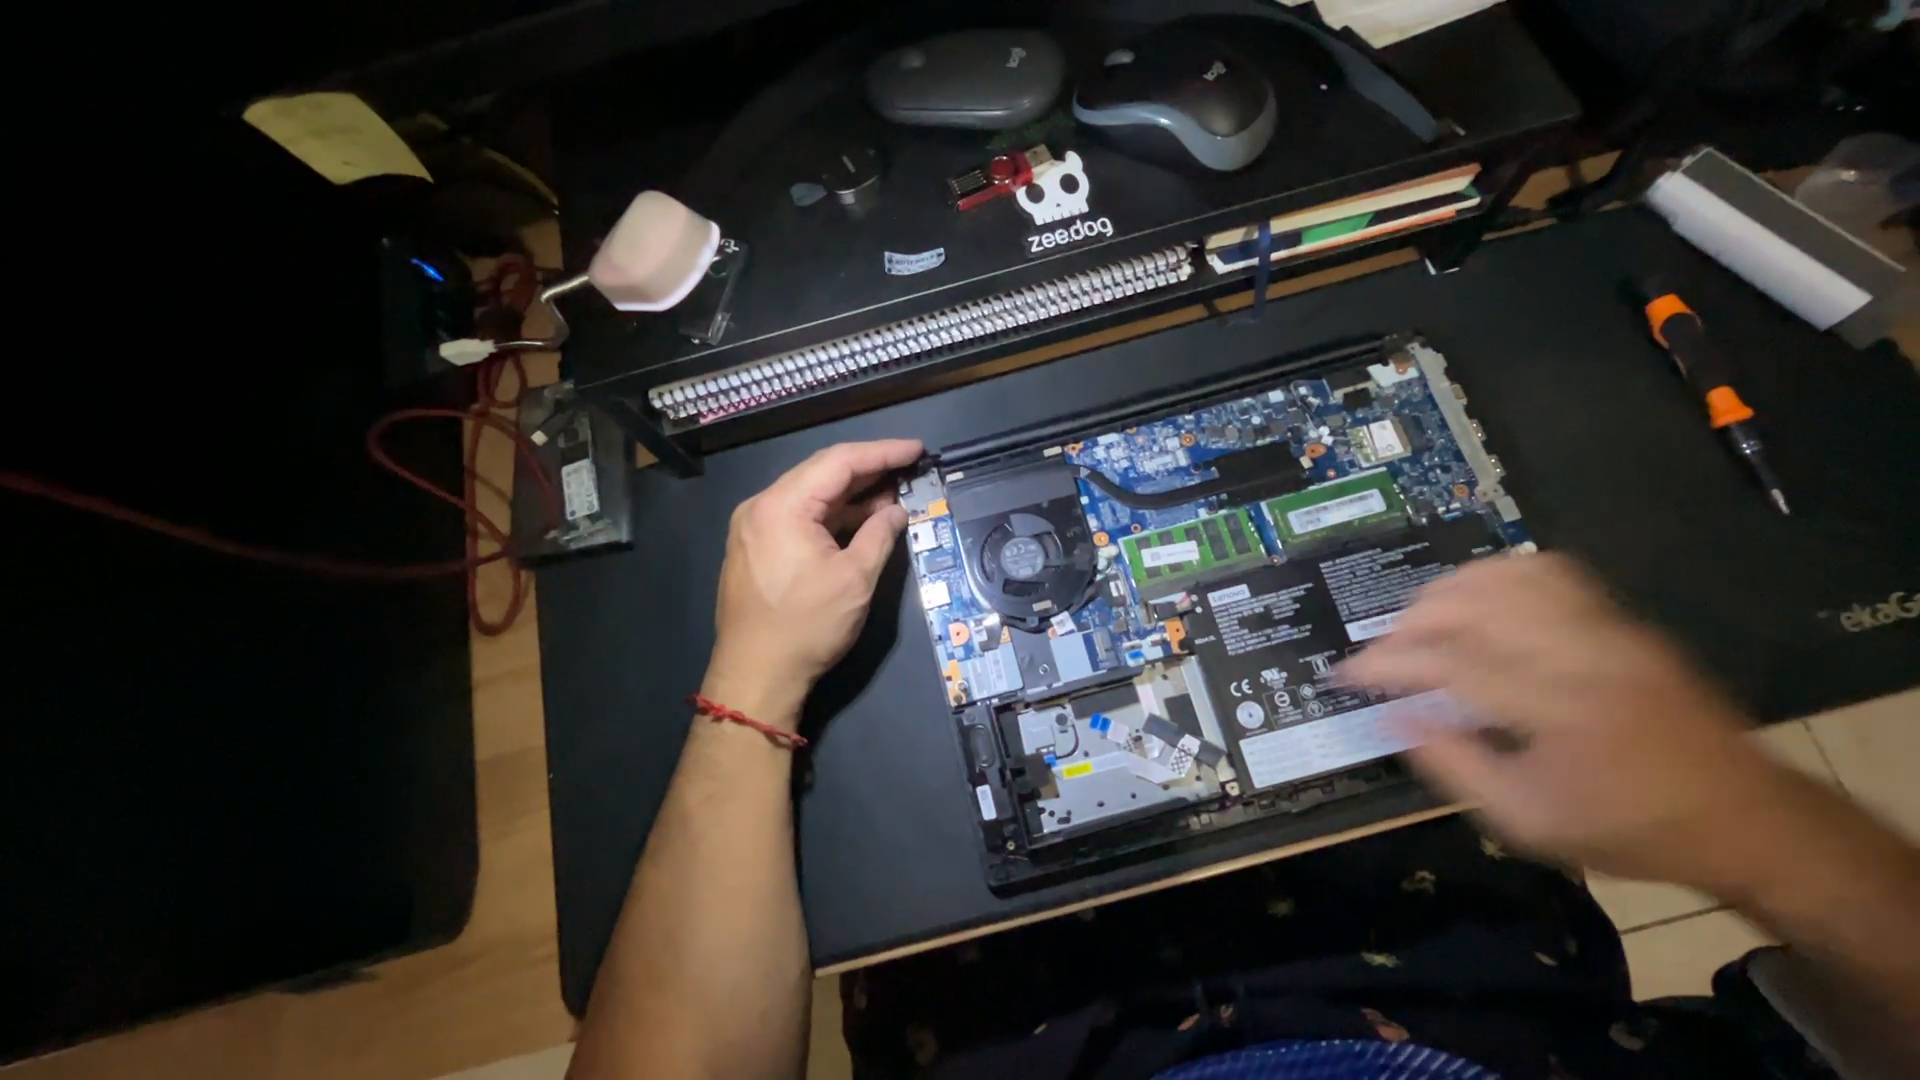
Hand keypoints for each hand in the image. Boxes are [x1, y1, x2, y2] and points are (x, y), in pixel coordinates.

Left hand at [702, 439, 921, 726]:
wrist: (755, 675)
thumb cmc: (806, 626)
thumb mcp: (854, 579)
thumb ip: (879, 535)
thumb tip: (896, 512)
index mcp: (782, 506)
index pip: (838, 461)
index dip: (882, 452)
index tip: (917, 450)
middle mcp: (761, 507)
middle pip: (821, 473)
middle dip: (868, 470)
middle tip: (909, 469)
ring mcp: (755, 527)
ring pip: (810, 496)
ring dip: (851, 496)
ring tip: (894, 496)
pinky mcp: (756, 548)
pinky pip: (799, 517)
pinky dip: (831, 516)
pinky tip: (862, 520)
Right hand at [1340, 553, 1796, 891]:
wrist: (1746, 817)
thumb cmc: (1628, 827)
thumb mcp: (1527, 821)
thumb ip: (1452, 764)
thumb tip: (1391, 717)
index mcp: (1558, 709)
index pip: (1449, 663)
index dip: (1387, 663)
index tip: (1347, 673)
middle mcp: (1580, 655)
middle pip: (1474, 606)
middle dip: (1411, 623)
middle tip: (1385, 651)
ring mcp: (1606, 629)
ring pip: (1508, 576)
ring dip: (1449, 591)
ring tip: (1422, 621)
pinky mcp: (1621, 620)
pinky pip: (1549, 572)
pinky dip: (1497, 576)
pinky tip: (1477, 601)